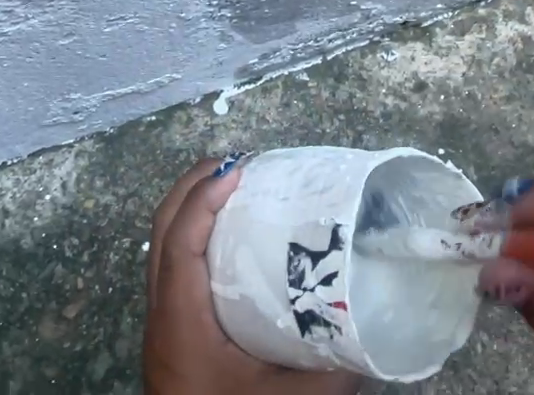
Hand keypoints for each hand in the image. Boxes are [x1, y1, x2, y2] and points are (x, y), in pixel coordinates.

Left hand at [143, 157, 363, 394]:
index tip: (238, 170)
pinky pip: (169, 261)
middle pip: (160, 229)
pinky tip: (225, 237)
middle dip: (191, 185)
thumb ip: (334, 370)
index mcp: (181, 321)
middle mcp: (161, 311)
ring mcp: (159, 319)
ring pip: (159, 243)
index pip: (179, 242)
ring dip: (189, 206)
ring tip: (231, 187)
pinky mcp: (167, 328)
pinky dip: (190, 232)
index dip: (202, 199)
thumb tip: (375, 329)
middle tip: (237, 164)